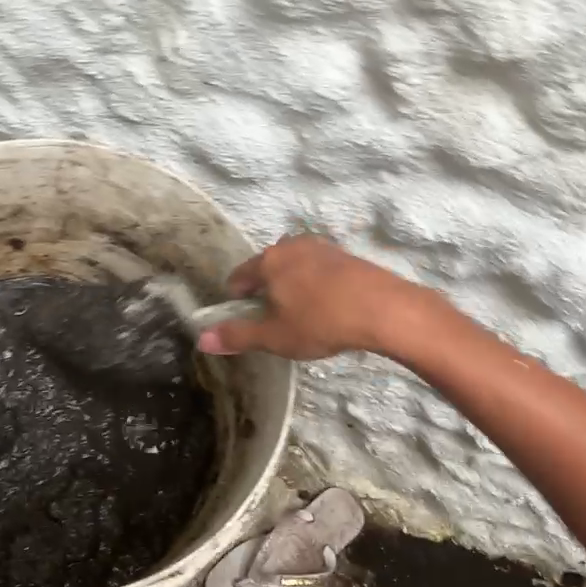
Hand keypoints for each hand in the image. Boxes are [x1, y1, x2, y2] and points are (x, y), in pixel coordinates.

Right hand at [196, 235, 436, 359]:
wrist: (383, 309)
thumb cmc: (320, 321)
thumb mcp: (274, 336)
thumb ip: (237, 336)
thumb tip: (202, 340)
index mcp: (268, 261)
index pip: (239, 276)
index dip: (236, 299)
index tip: (244, 318)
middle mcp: (292, 246)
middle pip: (268, 267)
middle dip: (266, 290)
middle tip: (275, 319)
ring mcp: (322, 247)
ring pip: (295, 266)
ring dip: (292, 286)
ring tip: (302, 314)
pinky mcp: (346, 255)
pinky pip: (319, 269)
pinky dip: (316, 285)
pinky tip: (328, 307)